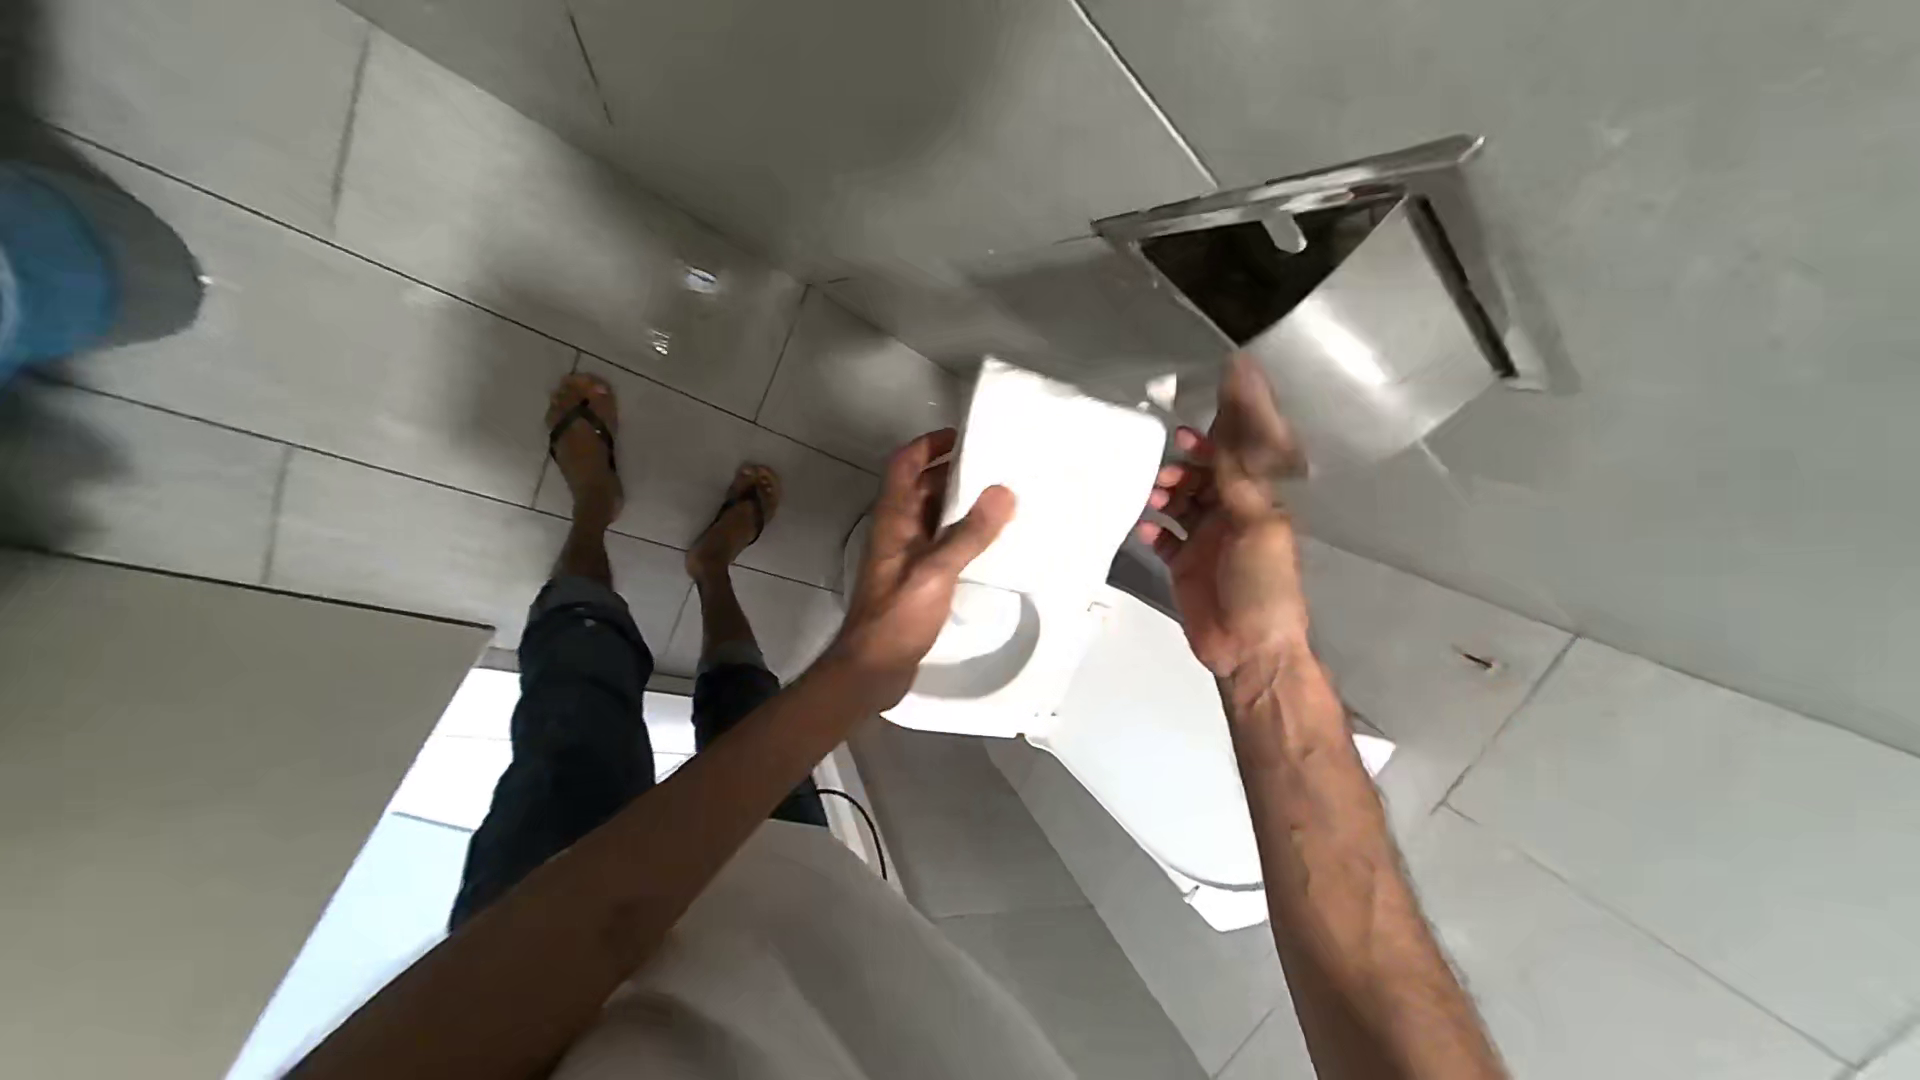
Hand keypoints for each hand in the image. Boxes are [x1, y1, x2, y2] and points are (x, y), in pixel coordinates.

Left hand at [826, 428, 1015, 709]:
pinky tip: (988, 542)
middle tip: (994, 466)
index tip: (962, 436)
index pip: (904, 464)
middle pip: (921, 487)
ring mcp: (905, 555)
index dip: (928, 445)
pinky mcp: (916, 578)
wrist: (873, 666)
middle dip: (952, 471)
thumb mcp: (936, 570)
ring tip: (999, 498)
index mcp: (894, 519)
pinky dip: (961, 534)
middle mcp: (897, 531)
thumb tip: (1003, 491)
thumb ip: (969, 533)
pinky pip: (940, 543)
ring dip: (959, 504)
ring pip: (932, 516)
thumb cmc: (898, 615)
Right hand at [1136, 353, 1309, 677]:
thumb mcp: (1258, 525)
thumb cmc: (1262, 584)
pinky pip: (1163, 537)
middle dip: (1183, 468)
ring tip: (1154, 498)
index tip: (1189, 426)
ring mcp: (1204, 540)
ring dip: (1164, 494)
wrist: (1248, 647)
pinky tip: (1146, 530)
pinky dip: (1152, 530)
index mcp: (1256, 503)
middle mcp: (1230, 515)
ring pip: (1179, 503)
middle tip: (1167, 471)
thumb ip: (1236, 481)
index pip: (1236, 460)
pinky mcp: (1182, 564)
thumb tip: (1221, 437)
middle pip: (1202, 477)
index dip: (1216, 440)